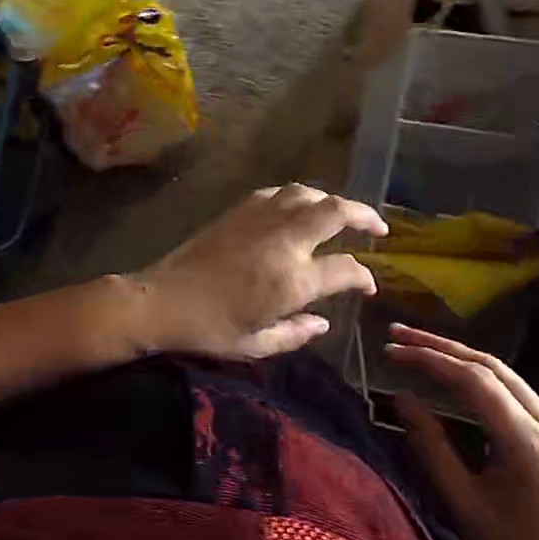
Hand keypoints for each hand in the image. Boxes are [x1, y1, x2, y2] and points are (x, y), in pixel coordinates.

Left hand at [132, 184, 387, 359]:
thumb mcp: (256, 345)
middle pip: (336, 211)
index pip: (346, 268)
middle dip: (364, 215)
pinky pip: (275, 194)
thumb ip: (296, 334)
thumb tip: (322, 325)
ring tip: (340, 213)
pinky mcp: (236, 213)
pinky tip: (295, 209)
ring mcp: (259, 221)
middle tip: (377, 227)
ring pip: (306, 193)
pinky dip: (294, 197)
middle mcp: (283, 241)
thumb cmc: (209, 330)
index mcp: (294, 279)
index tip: (367, 285)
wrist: (161, 302)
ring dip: (330, 200)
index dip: (364, 277)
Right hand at [389, 325, 538, 539]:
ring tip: (424, 355)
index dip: (427, 358)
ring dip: (468, 365)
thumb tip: (403, 401)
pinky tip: (468, 395)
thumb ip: (431, 448)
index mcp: (534, 445)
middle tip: (398, 334)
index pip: (475, 380)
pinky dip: (492, 390)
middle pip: (498, 371)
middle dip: (445, 347)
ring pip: (517, 386)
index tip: (388, 348)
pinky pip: (530, 408)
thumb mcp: (466, 508)